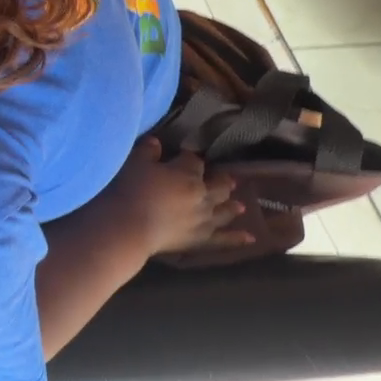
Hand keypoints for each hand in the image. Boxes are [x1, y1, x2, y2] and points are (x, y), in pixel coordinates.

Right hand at [106, 138, 249, 255]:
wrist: (131, 224)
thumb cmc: (129, 188)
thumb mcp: (133, 163)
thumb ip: (147, 151)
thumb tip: (157, 141)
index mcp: (187, 175)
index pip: (193, 162)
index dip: (190, 157)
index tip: (184, 155)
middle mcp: (203, 196)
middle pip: (218, 186)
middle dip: (221, 181)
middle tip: (227, 178)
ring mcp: (206, 219)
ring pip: (224, 210)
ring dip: (231, 206)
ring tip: (239, 205)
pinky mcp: (202, 238)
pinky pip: (224, 238)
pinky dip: (237, 237)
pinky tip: (250, 238)